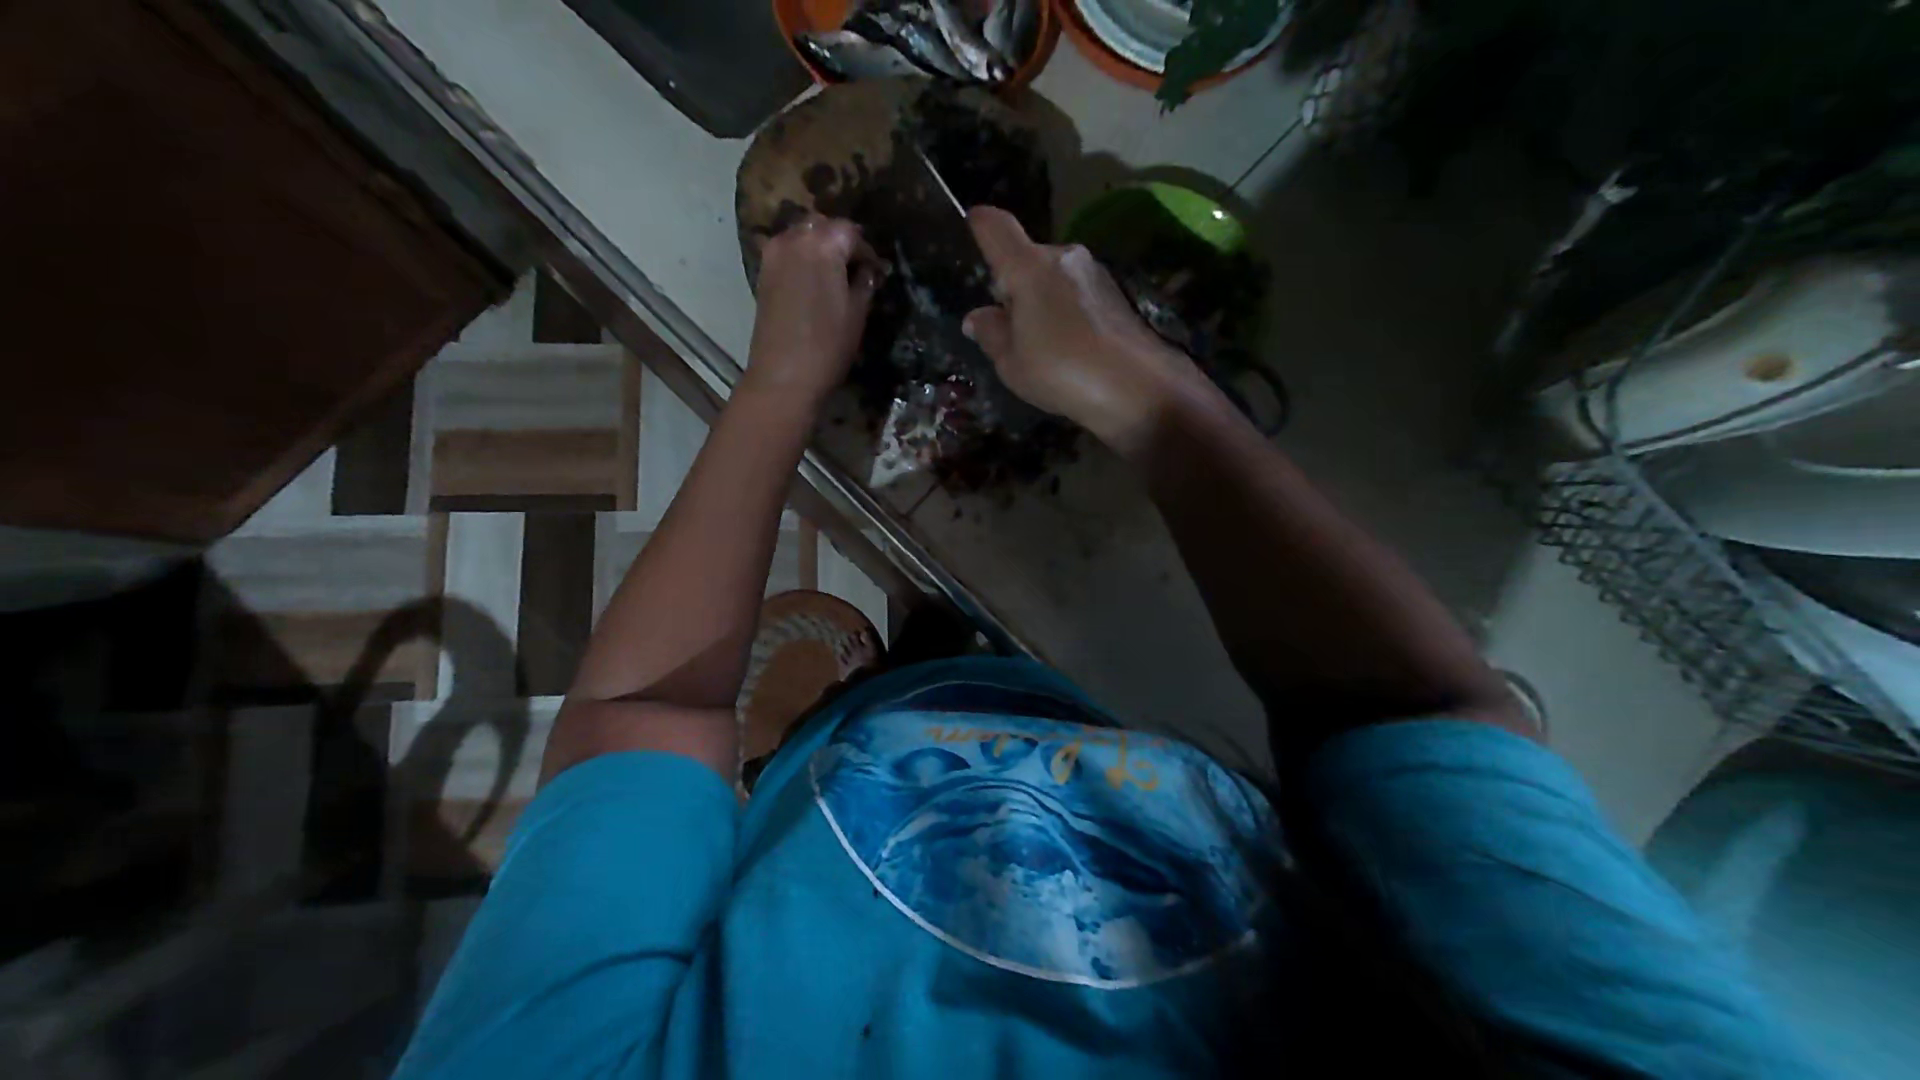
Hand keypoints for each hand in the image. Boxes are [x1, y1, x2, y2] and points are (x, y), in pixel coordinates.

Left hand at [744, 214, 883, 404]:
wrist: (783, 376)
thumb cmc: (828, 345)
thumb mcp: (857, 313)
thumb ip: (864, 283)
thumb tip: (868, 271)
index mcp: (823, 244)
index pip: (851, 232)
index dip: (867, 251)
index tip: (877, 272)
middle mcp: (794, 238)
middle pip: (823, 226)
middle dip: (841, 242)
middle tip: (857, 269)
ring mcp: (774, 254)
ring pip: (802, 235)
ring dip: (820, 247)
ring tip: (835, 274)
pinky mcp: (763, 272)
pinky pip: (788, 251)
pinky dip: (803, 258)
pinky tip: (815, 281)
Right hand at [962, 207, 1214, 454]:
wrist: (1137, 387)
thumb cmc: (1061, 372)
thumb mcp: (1011, 363)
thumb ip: (991, 333)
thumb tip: (978, 317)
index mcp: (1029, 268)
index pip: (996, 227)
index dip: (980, 224)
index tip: (971, 227)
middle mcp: (1064, 257)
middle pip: (1027, 257)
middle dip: (1014, 283)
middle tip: (1009, 326)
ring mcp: (1095, 272)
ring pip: (1054, 276)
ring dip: (1043, 299)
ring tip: (1044, 344)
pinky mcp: (1117, 291)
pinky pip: (1078, 293)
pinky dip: (1068, 311)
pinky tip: (1073, 347)